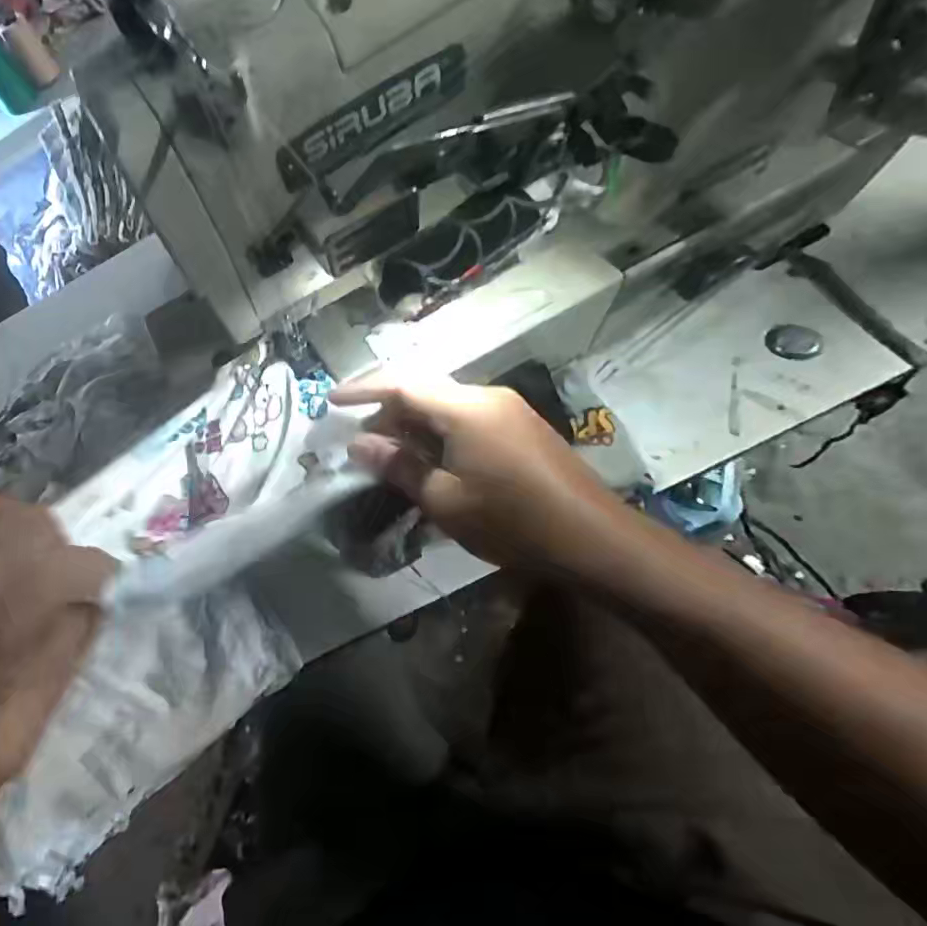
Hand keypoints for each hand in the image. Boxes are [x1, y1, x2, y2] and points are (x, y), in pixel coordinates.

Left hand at [0, 489, 113, 899]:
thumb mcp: (8, 747)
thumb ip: (58, 662)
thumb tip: (93, 602)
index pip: (48, 574)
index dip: (92, 569)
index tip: (109, 581)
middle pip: (18, 532)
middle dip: (62, 547)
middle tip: (73, 576)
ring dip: (24, 528)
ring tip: (38, 556)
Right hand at [331, 375, 617, 570]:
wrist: (594, 540)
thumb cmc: (512, 522)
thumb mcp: (445, 500)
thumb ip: (399, 467)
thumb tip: (360, 443)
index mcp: (465, 408)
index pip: (401, 385)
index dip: (362, 391)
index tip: (331, 401)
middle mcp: (487, 396)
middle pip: (425, 390)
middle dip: (388, 409)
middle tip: (360, 439)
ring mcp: (509, 410)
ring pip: (447, 404)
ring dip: (414, 422)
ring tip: (391, 453)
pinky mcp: (522, 427)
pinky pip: (468, 418)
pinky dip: (440, 431)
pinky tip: (431, 459)